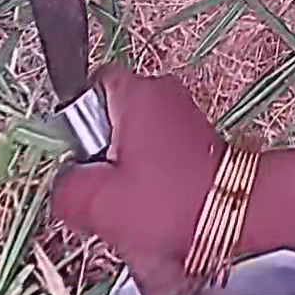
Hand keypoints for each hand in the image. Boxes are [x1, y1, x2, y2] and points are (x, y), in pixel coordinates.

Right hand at [52, 68, 222, 294]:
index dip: (78, 115)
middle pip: (113, 111)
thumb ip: (67, 186)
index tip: (80, 151)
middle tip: (102, 184)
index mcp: (137, 92)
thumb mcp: (98, 202)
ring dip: (125, 163)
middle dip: (102, 148)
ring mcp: (182, 108)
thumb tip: (65, 179)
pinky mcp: (196, 130)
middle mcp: (162, 89)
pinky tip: (151, 198)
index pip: (95, 82)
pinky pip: (157, 141)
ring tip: (129, 197)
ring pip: (135, 130)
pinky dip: (149, 167)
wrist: (229, 211)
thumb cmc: (164, 201)